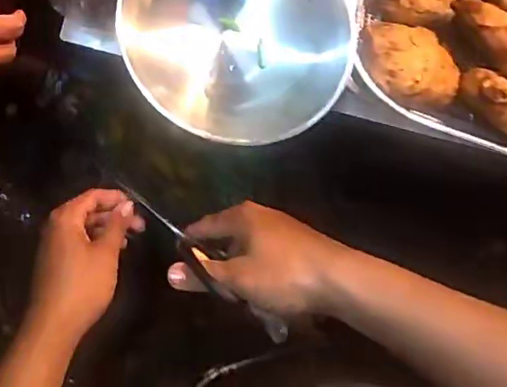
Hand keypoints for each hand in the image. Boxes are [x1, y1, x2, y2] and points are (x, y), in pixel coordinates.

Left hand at [27, 189, 143, 339]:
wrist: (52, 330)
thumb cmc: (82, 286)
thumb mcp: (106, 253)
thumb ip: (117, 225)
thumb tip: (127, 204)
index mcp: (65, 218)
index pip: (93, 195)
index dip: (115, 198)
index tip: (136, 206)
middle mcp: (55, 226)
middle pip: (88, 210)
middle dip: (113, 216)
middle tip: (138, 225)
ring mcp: (53, 246)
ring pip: (83, 227)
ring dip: (106, 230)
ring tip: (128, 239)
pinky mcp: (54, 262)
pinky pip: (77, 242)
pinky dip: (95, 242)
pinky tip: (111, 253)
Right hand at [167, 202, 349, 318]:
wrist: (336, 277)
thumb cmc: (282, 274)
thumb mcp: (238, 280)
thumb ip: (205, 274)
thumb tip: (170, 270)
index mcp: (242, 215)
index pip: (206, 224)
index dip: (190, 241)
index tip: (178, 257)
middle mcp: (259, 212)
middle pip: (227, 235)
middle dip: (218, 261)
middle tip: (211, 285)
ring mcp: (279, 225)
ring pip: (247, 247)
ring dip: (241, 270)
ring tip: (239, 295)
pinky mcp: (294, 240)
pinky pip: (265, 254)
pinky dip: (258, 270)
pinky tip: (264, 292)